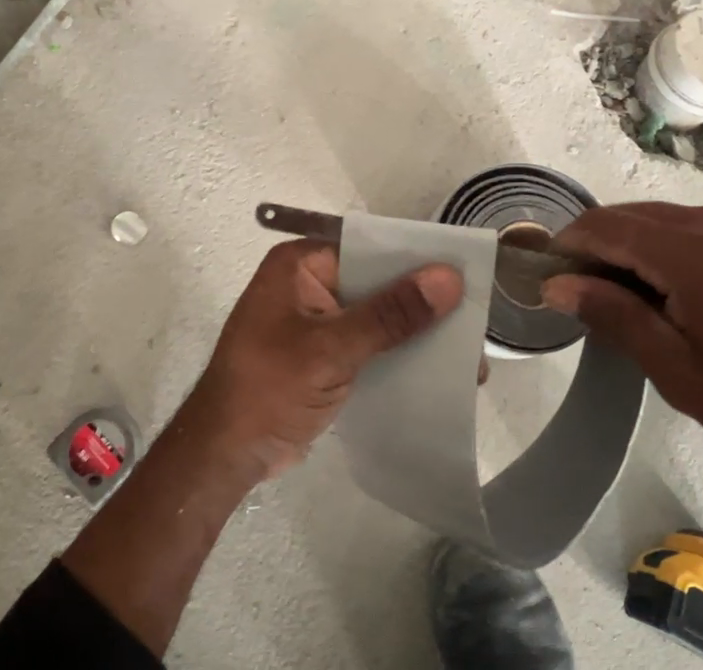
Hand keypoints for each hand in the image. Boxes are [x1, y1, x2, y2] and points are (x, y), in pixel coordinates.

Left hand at [175, 239, 462, 481]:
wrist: (226, 454)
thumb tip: (447, 278)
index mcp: (300, 265)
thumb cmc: (268, 389)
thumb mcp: (331, 350)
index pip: (368, 248)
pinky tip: (436, 372)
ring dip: (414, 333)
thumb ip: (390, 314)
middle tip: (476, 318)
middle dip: (422, 302)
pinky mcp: (323, 355)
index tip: (464, 272)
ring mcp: (315, 321)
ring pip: (376, 315)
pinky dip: (397, 354)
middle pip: (376, 282)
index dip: (414, 258)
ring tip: (467, 353)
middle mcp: (308, 284)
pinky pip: (368, 343)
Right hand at [542, 203, 702, 469]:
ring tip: (631, 300)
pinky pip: (702, 228)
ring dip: (636, 247)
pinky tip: (680, 292)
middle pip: (634, 216)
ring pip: (668, 219)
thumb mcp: (680, 372)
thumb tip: (558, 285)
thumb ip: (616, 317)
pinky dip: (673, 248)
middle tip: (584, 296)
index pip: (606, 226)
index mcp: (692, 252)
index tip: (547, 277)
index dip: (567, 245)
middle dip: (598, 246)